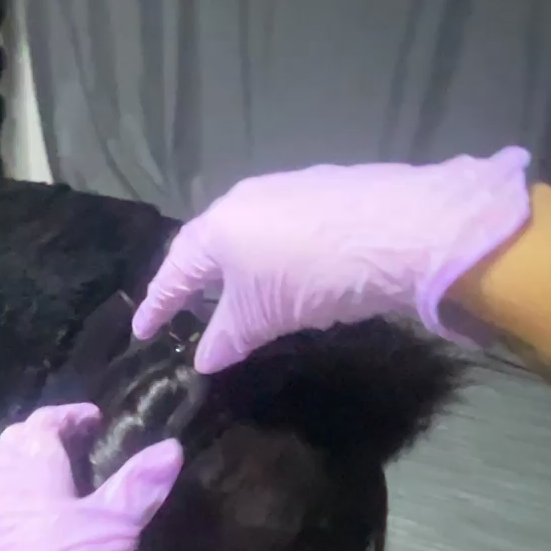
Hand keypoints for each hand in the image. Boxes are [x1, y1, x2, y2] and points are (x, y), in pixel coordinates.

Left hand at [0, 404, 182, 550]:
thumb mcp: (114, 532)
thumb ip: (138, 487)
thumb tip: (170, 447)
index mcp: (27, 478)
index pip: (37, 427)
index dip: (64, 415)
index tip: (93, 418)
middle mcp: (0, 496)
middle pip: (11, 449)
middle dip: (41, 437)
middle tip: (78, 443)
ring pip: (1, 480)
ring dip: (28, 469)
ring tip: (66, 479)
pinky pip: (1, 512)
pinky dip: (22, 501)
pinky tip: (46, 523)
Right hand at [135, 147, 533, 371]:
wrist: (410, 230)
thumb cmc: (312, 276)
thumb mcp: (260, 319)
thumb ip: (224, 340)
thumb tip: (202, 362)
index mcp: (215, 229)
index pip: (173, 274)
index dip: (155, 307)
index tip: (141, 332)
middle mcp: (243, 199)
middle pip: (203, 246)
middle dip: (189, 280)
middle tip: (180, 307)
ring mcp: (287, 187)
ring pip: (243, 232)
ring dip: (230, 266)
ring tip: (230, 292)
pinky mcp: (327, 188)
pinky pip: (278, 225)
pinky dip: (266, 253)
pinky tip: (282, 271)